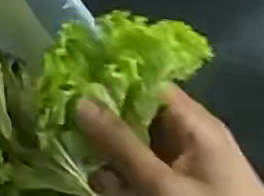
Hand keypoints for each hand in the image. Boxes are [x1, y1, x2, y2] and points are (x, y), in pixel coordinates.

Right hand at [77, 87, 263, 195]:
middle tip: (69, 128)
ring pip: (138, 150)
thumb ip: (121, 144)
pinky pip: (147, 177)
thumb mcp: (164, 187)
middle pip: (139, 116)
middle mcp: (191, 139)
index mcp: (194, 123)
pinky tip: (103, 186)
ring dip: (111, 160)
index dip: (110, 78)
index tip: (75, 82)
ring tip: (87, 168)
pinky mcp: (184, 195)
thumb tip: (79, 99)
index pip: (147, 82)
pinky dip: (125, 182)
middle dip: (106, 125)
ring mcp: (188, 171)